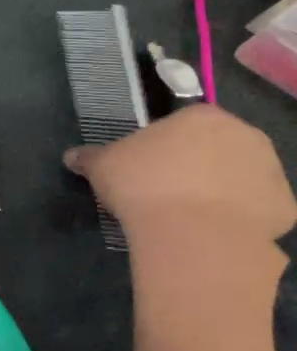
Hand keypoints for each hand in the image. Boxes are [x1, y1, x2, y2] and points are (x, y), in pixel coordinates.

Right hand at [65, 104, 296, 253]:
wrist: (196, 233)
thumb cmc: (144, 184)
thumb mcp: (100, 165)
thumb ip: (89, 157)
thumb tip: (74, 157)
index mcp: (203, 117)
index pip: (184, 118)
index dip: (164, 138)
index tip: (145, 158)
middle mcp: (247, 136)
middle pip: (217, 143)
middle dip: (195, 158)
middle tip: (162, 181)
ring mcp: (272, 171)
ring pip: (238, 172)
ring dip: (216, 184)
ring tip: (182, 207)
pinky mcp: (285, 205)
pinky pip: (253, 203)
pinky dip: (234, 211)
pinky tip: (206, 224)